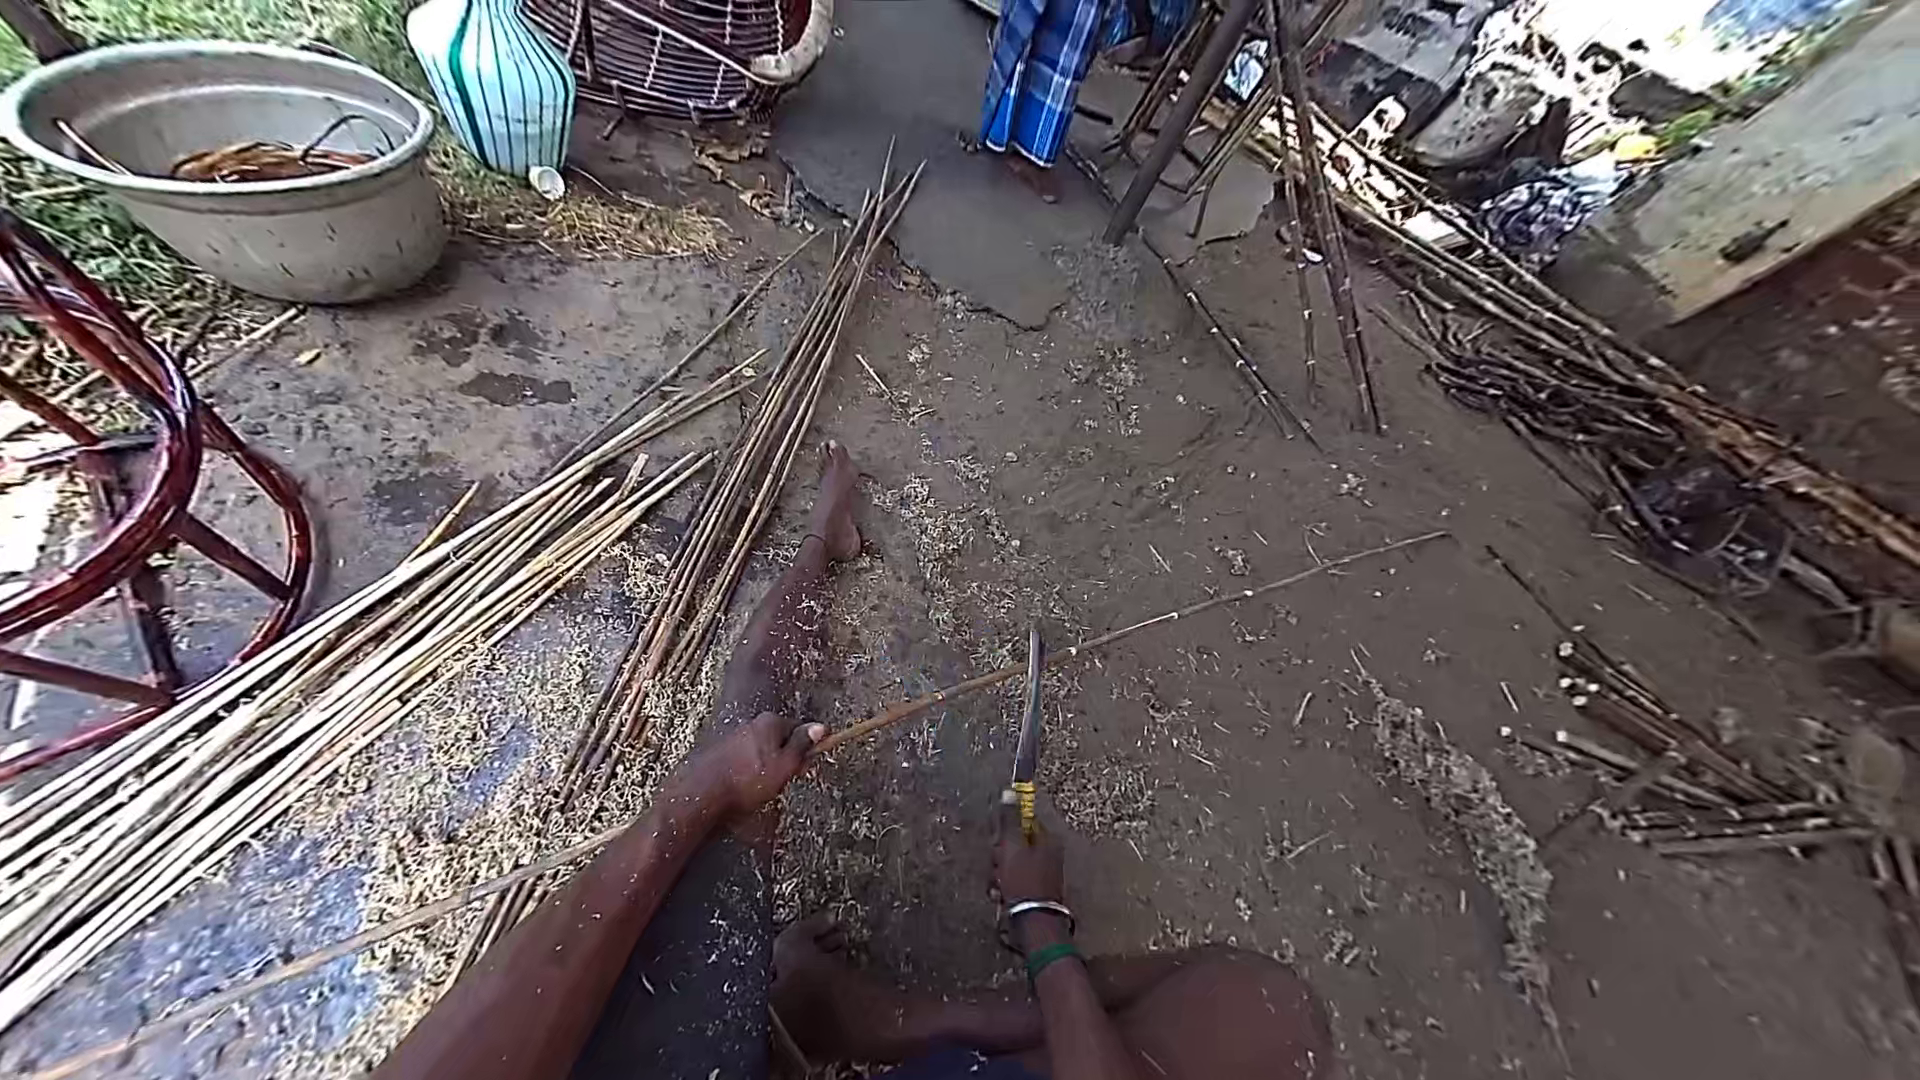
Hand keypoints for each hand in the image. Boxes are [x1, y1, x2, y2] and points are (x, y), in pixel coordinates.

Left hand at [673, 710, 824, 816]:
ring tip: (758, 790)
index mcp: (770, 722)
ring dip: (762, 767)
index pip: (798, 729)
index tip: (802, 768)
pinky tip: (740, 790)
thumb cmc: (746, 780)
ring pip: (758, 751)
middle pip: (777, 739)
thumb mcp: (785, 765)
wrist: (699, 795)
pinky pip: (740, 761)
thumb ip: (803, 745)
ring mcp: (732, 737)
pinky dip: (744, 773)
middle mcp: (750, 724)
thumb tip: (821, 727)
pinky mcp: (717, 754)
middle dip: (782, 759)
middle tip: (780, 782)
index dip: (804, 750)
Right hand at [992, 800, 1065, 903]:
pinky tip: (1000, 895)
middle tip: (998, 865)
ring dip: (999, 872)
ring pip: (1011, 863)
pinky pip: (1013, 880)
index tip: (997, 841)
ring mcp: (1042, 874)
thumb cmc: (1023, 881)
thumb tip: (1008, 791)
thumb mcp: (1012, 846)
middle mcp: (1048, 855)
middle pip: (1015, 843)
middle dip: (1000, 855)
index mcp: (1047, 840)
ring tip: (998, 884)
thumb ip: (1009, 819)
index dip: (1006, 830)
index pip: (1023, 821)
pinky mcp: (1034, 891)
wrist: (1032, 925)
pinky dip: (1004, 886)